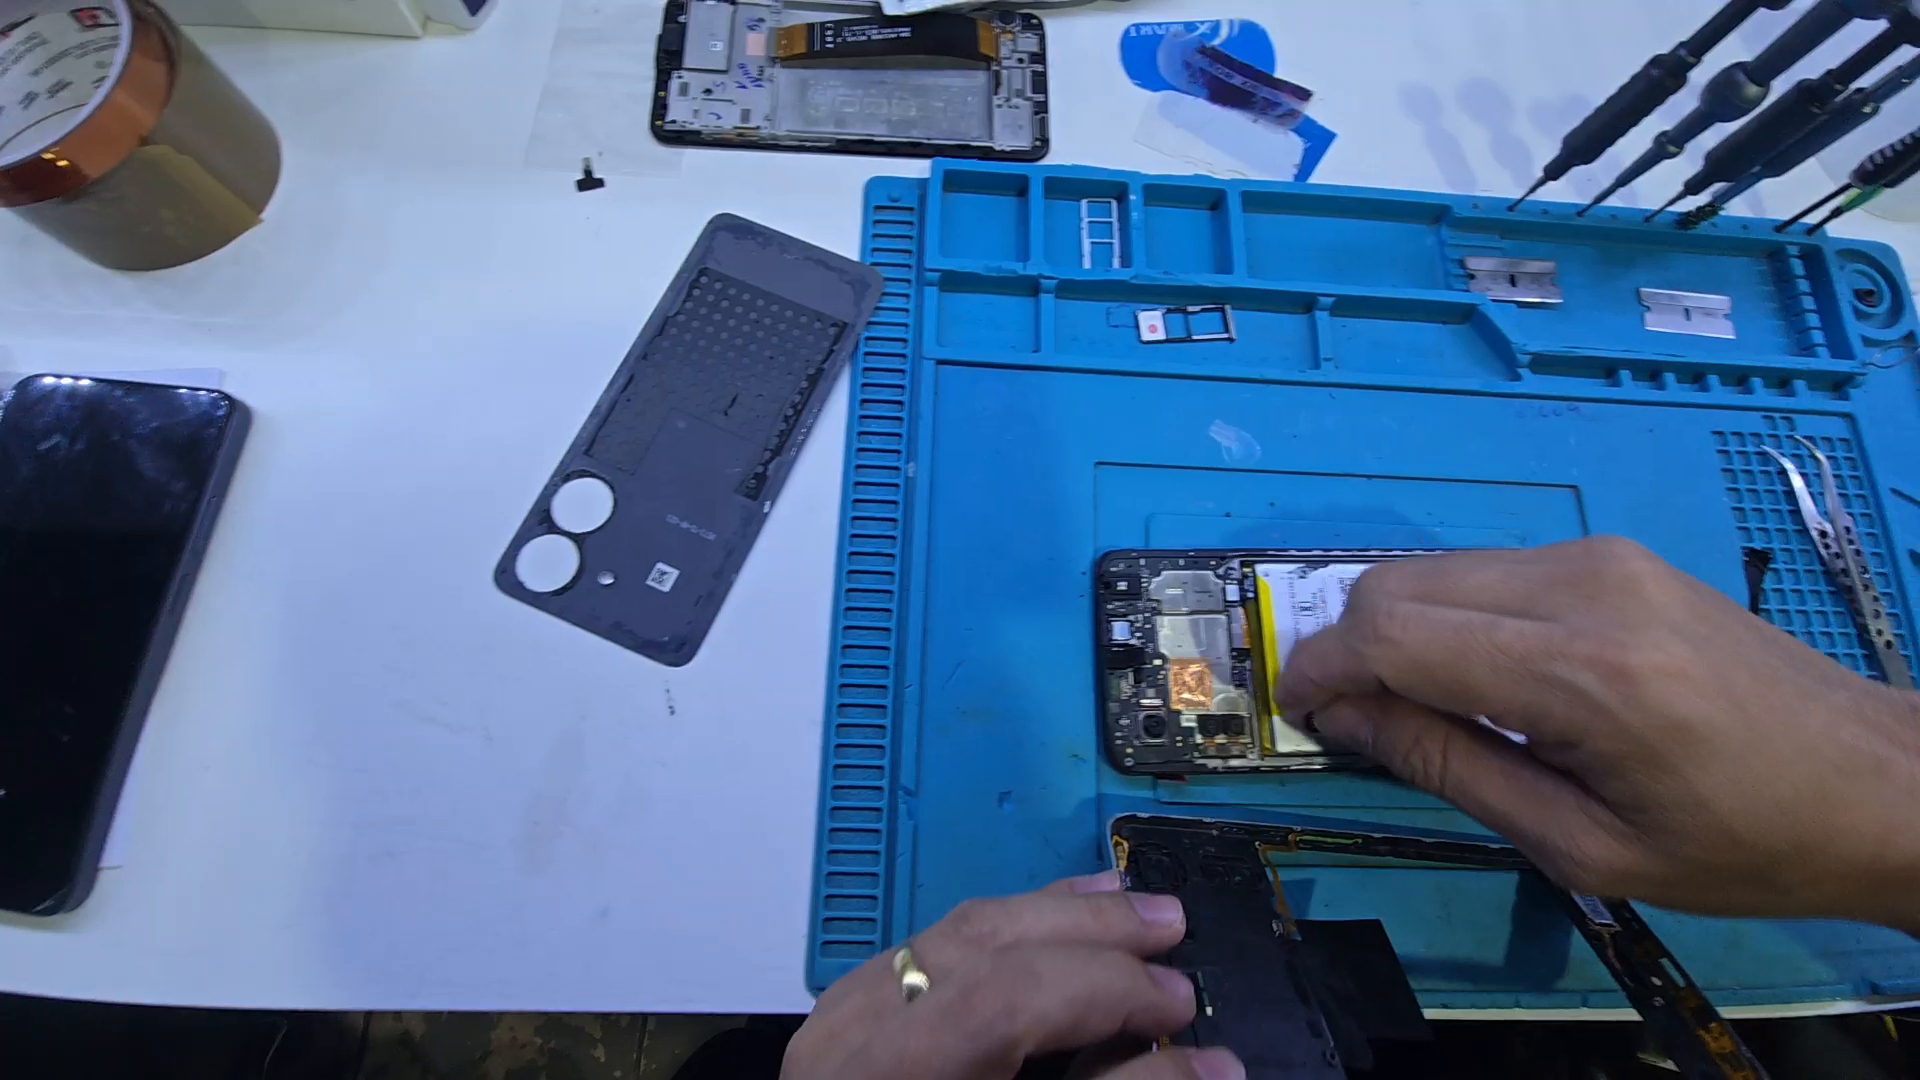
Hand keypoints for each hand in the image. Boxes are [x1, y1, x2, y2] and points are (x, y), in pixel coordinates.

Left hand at [783, 871, 1244, 1079]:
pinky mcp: (856, 1001)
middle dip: (1087, 929)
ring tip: (1124, 900)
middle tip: (1172, 923)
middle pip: (979, 942)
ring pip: (960, 926)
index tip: (1184, 1010)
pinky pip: (942, 941)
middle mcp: (852, 1031)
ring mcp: (846, 1008)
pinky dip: (1011, 925)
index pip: (998, 1002)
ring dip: (1052, 911)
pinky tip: (1054, 914)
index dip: (1101, 992)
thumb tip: (1209, 1066)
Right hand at [1275, 536, 1919, 925]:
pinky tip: (1463, 666)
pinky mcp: (1595, 551)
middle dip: (1342, 647)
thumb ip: (1443, 767)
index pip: (1393, 636)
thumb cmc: (1740, 841)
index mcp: (1583, 673)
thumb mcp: (1579, 844)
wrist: (1889, 781)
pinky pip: (1468, 574)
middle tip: (1346, 710)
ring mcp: (1589, 556)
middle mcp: (1578, 587)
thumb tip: (1342, 718)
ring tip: (1404, 694)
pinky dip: (1433, 616)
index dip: (1322, 668)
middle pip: (1391, 589)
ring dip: (1384, 630)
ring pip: (1421, 573)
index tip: (1299, 707)